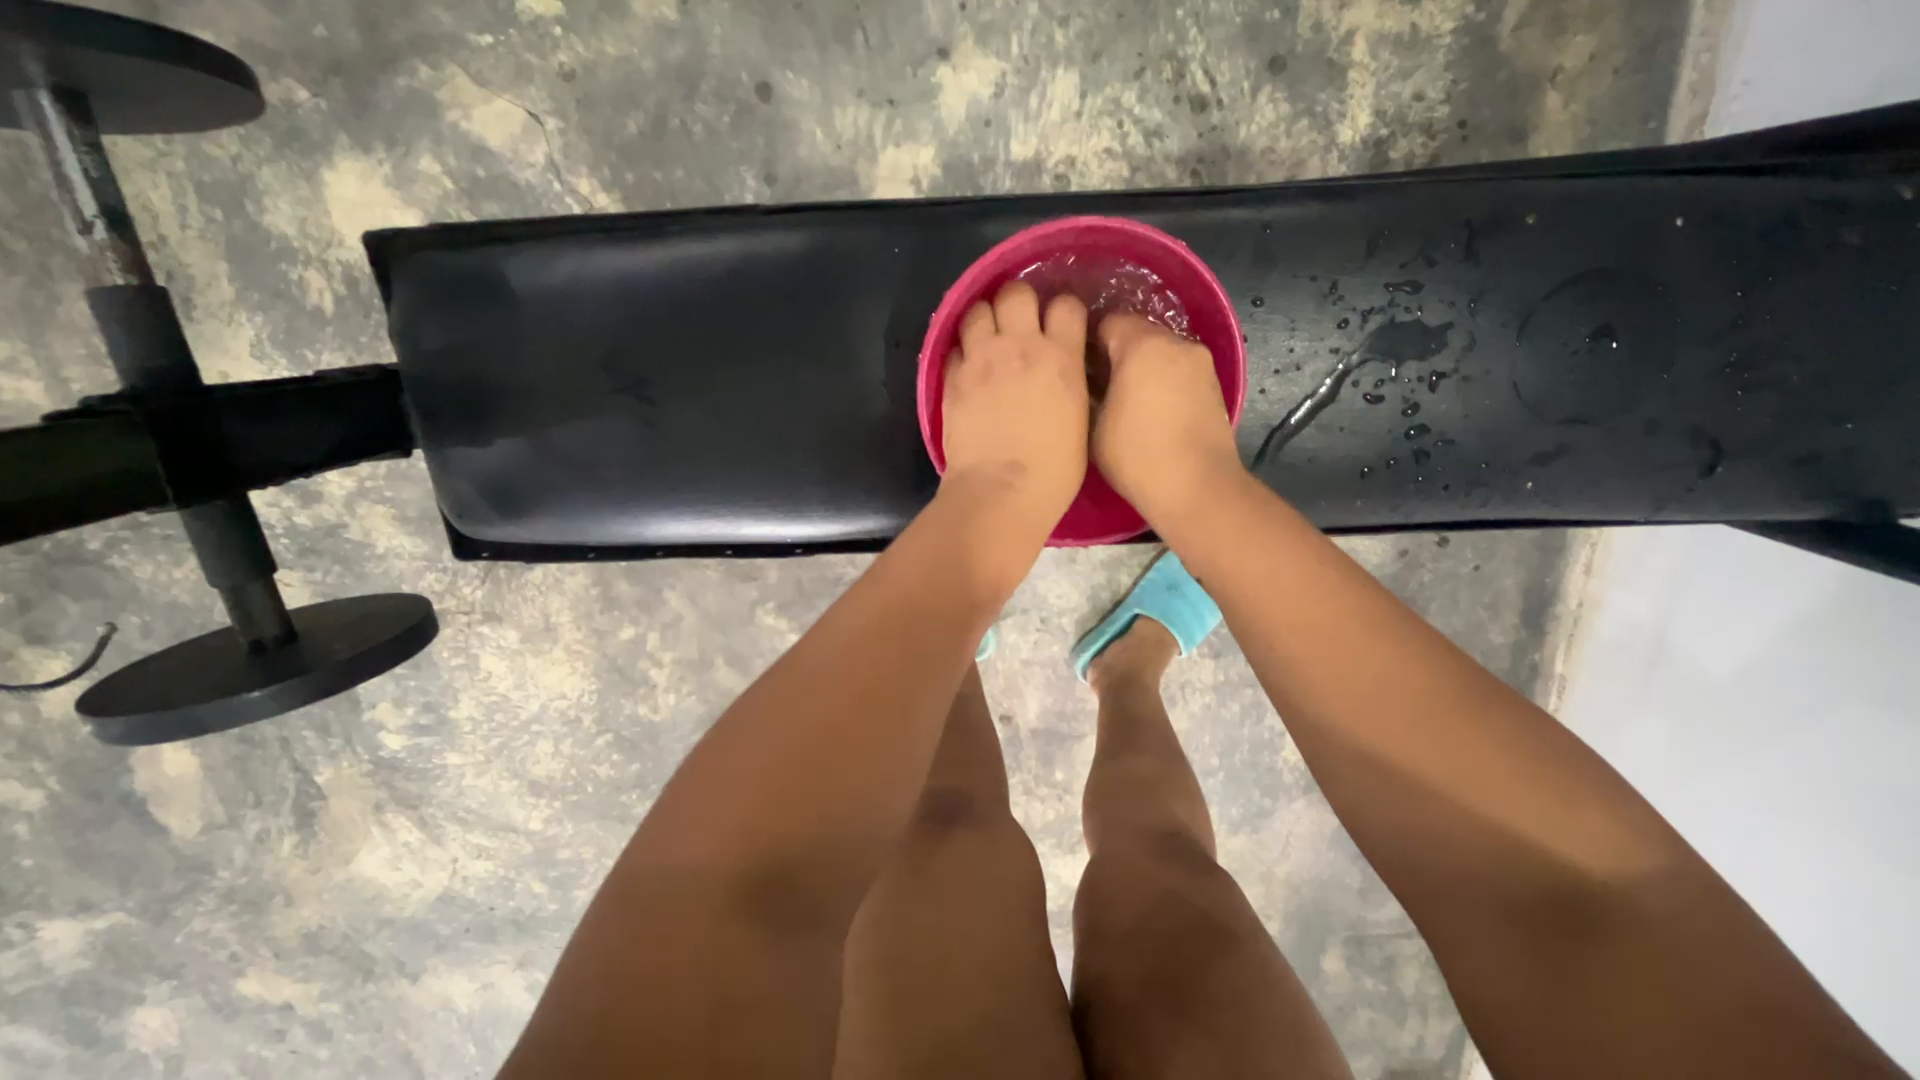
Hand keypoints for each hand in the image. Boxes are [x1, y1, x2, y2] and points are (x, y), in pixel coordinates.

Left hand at [940, 281, 1090, 537]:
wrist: (1001, 492)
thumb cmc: (1054, 471)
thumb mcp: (1080, 420)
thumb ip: (1069, 383)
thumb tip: (1062, 372)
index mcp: (1062, 357)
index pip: (1065, 305)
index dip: (1063, 311)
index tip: (1061, 325)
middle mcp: (1020, 346)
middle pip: (1015, 292)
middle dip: (1018, 302)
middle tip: (1019, 323)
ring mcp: (981, 360)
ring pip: (978, 309)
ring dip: (985, 319)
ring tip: (989, 338)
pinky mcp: (952, 378)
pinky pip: (954, 347)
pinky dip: (962, 352)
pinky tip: (969, 368)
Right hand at [1093, 315, 1242, 523]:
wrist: (1198, 489)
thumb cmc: (1137, 456)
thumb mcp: (1092, 426)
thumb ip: (1087, 391)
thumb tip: (1086, 381)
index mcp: (1143, 345)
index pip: (1107, 322)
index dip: (1088, 343)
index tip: (1078, 370)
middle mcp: (1177, 343)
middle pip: (1138, 333)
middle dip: (1117, 354)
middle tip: (1098, 388)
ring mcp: (1201, 364)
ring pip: (1161, 352)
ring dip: (1142, 369)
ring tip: (1125, 403)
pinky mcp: (1215, 386)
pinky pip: (1179, 372)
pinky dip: (1163, 383)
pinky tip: (1152, 414)